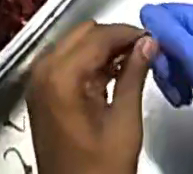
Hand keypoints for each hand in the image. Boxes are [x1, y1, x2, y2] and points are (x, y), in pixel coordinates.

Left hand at [27, 21, 155, 173]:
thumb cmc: (101, 171)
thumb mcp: (124, 126)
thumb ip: (133, 79)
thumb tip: (148, 43)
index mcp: (60, 74)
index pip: (97, 37)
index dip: (126, 33)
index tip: (153, 37)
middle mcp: (43, 66)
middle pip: (83, 34)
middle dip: (114, 38)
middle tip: (146, 50)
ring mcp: (38, 76)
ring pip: (74, 43)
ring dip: (103, 48)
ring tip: (136, 59)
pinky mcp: (41, 88)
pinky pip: (67, 60)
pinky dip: (90, 62)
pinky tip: (115, 72)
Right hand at [139, 4, 192, 173]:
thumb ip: (167, 31)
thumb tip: (144, 8)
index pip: (161, 13)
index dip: (153, 36)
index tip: (156, 62)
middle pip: (166, 35)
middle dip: (162, 60)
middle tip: (171, 84)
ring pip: (172, 57)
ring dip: (169, 77)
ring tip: (180, 98)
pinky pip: (184, 75)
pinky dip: (180, 87)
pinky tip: (185, 101)